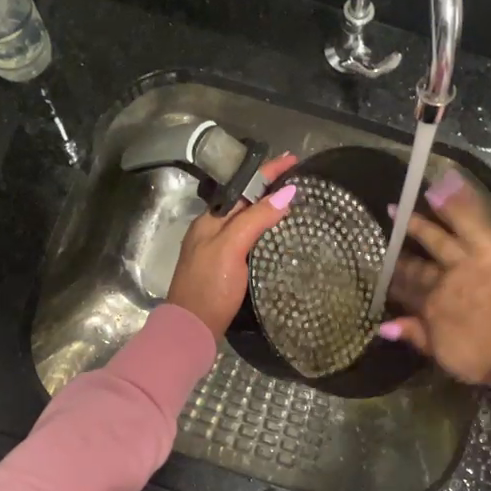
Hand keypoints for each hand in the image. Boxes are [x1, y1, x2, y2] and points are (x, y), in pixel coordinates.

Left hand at [165, 152, 299, 336]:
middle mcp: (212, 231)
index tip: (293, 159)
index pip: (242, 187)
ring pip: (246, 221)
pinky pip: (248, 240)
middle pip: (244, 202)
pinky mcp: (226, 270)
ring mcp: (218, 251)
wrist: (191, 330)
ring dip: (269, 209)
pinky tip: (278, 236)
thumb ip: (255, 219)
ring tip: (295, 201)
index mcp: (210, 221)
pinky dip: (265, 231)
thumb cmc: (209, 287)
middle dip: (270, 188)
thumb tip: (285, 194)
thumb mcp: (231, 248)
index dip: (267, 172)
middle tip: (299, 179)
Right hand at [380, 169, 490, 385]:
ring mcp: (465, 262)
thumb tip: (383, 325)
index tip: (381, 273)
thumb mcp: (445, 356)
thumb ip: (416, 336)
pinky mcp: (489, 249)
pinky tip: (440, 186)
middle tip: (384, 239)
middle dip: (399, 253)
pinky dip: (454, 204)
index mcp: (431, 309)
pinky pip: (469, 222)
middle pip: (417, 265)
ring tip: (400, 209)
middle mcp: (442, 282)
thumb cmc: (487, 359)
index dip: (393, 282)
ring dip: (418, 224)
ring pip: (437, 238)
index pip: (407, 292)